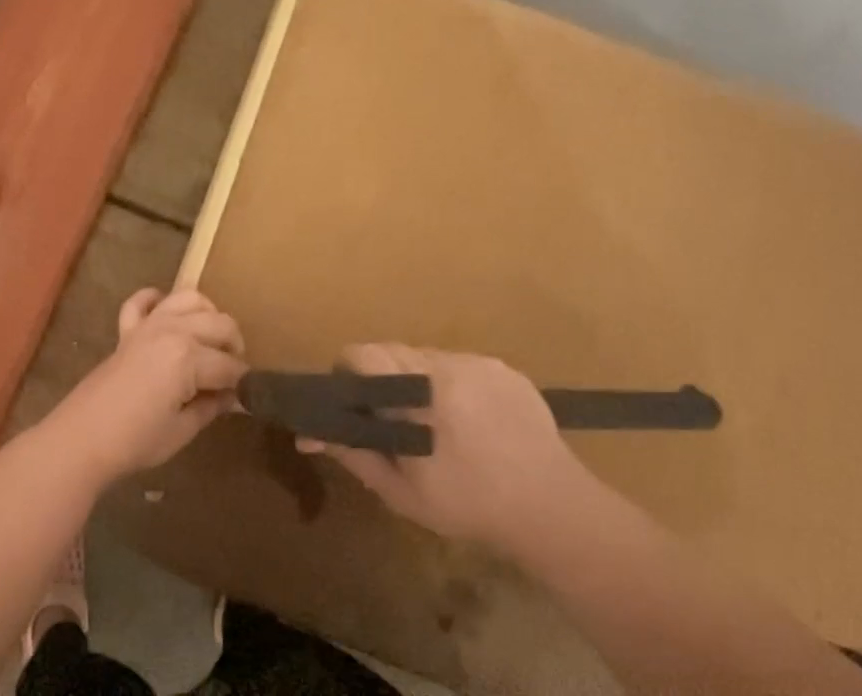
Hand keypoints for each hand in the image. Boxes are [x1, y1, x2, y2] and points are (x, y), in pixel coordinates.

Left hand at [39, 288, 246, 484]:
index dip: (243, 383)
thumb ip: (211, 406)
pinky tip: (166, 312)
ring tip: (210, 341)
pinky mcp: (126, 331)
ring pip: (189, 299)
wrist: (81, 439)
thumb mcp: (182, 430)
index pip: (231, 365)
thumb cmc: (135, 441)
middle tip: (232, 375)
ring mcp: (148, 325)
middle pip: (220, 324)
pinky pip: (142, 301)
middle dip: (234, 346)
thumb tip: (234, 397)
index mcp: (189, 358)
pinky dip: (155, 299)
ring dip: (207, 315)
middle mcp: (173, 331)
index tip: (247, 396)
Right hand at [301, 344, 591, 550]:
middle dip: (381, 376)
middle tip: (387, 417)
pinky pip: (462, 365)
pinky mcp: (507, 370)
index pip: (364, 353)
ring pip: (427, 356)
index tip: (349, 400)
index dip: (347, 370)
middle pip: (394, 350)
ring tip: (431, 421)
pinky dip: (451, 384)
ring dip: (416, 379)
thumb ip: (354, 454)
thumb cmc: (469, 506)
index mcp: (420, 394)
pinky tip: (467, 420)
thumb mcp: (402, 491)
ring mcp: (482, 364)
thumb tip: (307, 435)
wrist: (554, 510)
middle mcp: (449, 366)